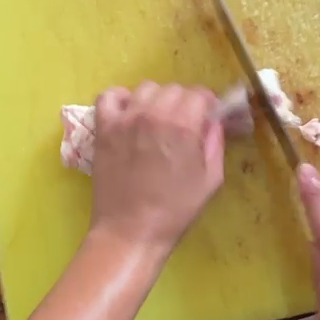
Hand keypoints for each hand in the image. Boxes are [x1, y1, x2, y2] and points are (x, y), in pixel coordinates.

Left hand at [89, 82, 225, 252]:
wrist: (130, 231)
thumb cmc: (175, 210)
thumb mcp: (211, 180)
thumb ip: (215, 143)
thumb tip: (214, 122)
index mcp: (183, 126)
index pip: (199, 94)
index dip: (206, 104)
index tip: (206, 117)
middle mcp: (154, 114)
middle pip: (173, 89)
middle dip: (184, 102)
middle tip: (183, 124)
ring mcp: (125, 119)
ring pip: (145, 89)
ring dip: (156, 100)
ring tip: (156, 120)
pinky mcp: (104, 128)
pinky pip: (110, 96)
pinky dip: (121, 99)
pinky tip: (129, 113)